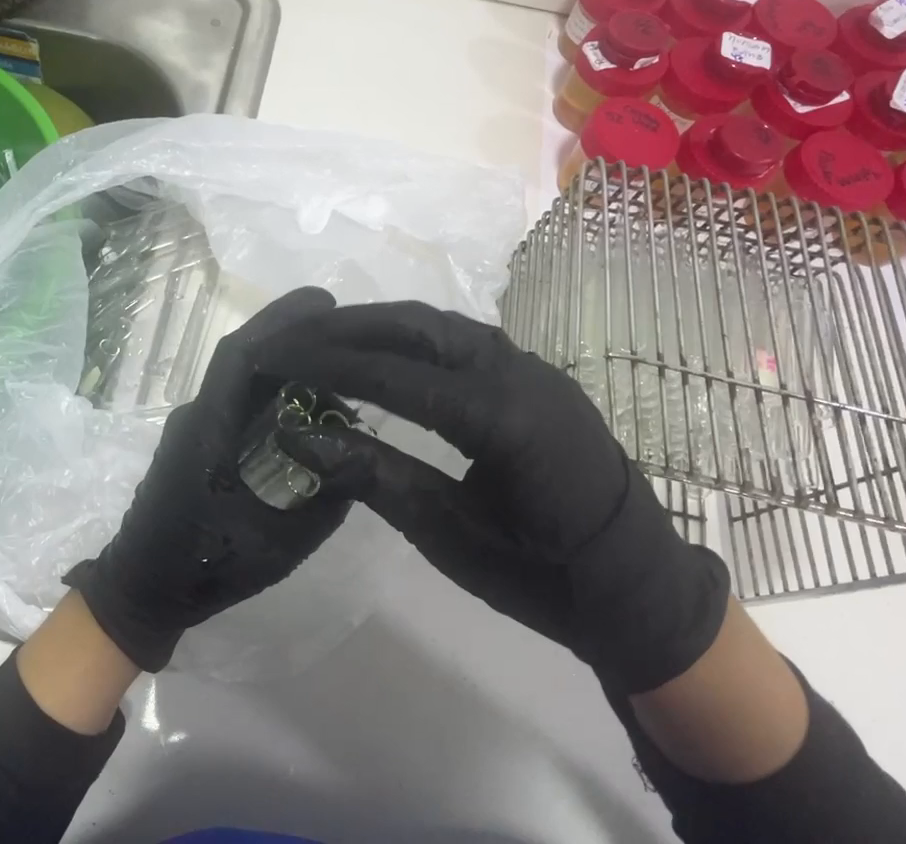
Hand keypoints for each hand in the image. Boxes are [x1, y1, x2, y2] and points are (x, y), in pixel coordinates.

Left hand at [64, 286, 354, 671]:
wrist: (142, 589)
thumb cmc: (205, 568)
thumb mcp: (276, 545)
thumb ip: (321, 502)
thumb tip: (361, 461)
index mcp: (207, 432)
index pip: (241, 358)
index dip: (282, 324)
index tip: (325, 304)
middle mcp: (196, 417)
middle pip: (242, 357)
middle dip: (288, 331)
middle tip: (341, 319)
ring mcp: (193, 428)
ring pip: (240, 378)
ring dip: (282, 361)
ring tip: (336, 362)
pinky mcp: (197, 442)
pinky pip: (238, 403)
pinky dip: (272, 392)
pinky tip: (308, 404)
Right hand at [259, 301, 728, 693]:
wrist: (634, 582)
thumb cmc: (539, 575)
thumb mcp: (446, 534)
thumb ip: (373, 476)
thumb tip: (298, 436)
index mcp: (500, 418)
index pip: (392, 374)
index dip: (325, 365)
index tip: (271, 360)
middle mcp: (517, 372)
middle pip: (414, 326)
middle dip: (344, 328)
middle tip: (288, 340)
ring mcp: (531, 365)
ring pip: (440, 323)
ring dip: (377, 325)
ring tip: (321, 339)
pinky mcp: (533, 373)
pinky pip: (461, 339)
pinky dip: (410, 337)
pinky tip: (380, 353)